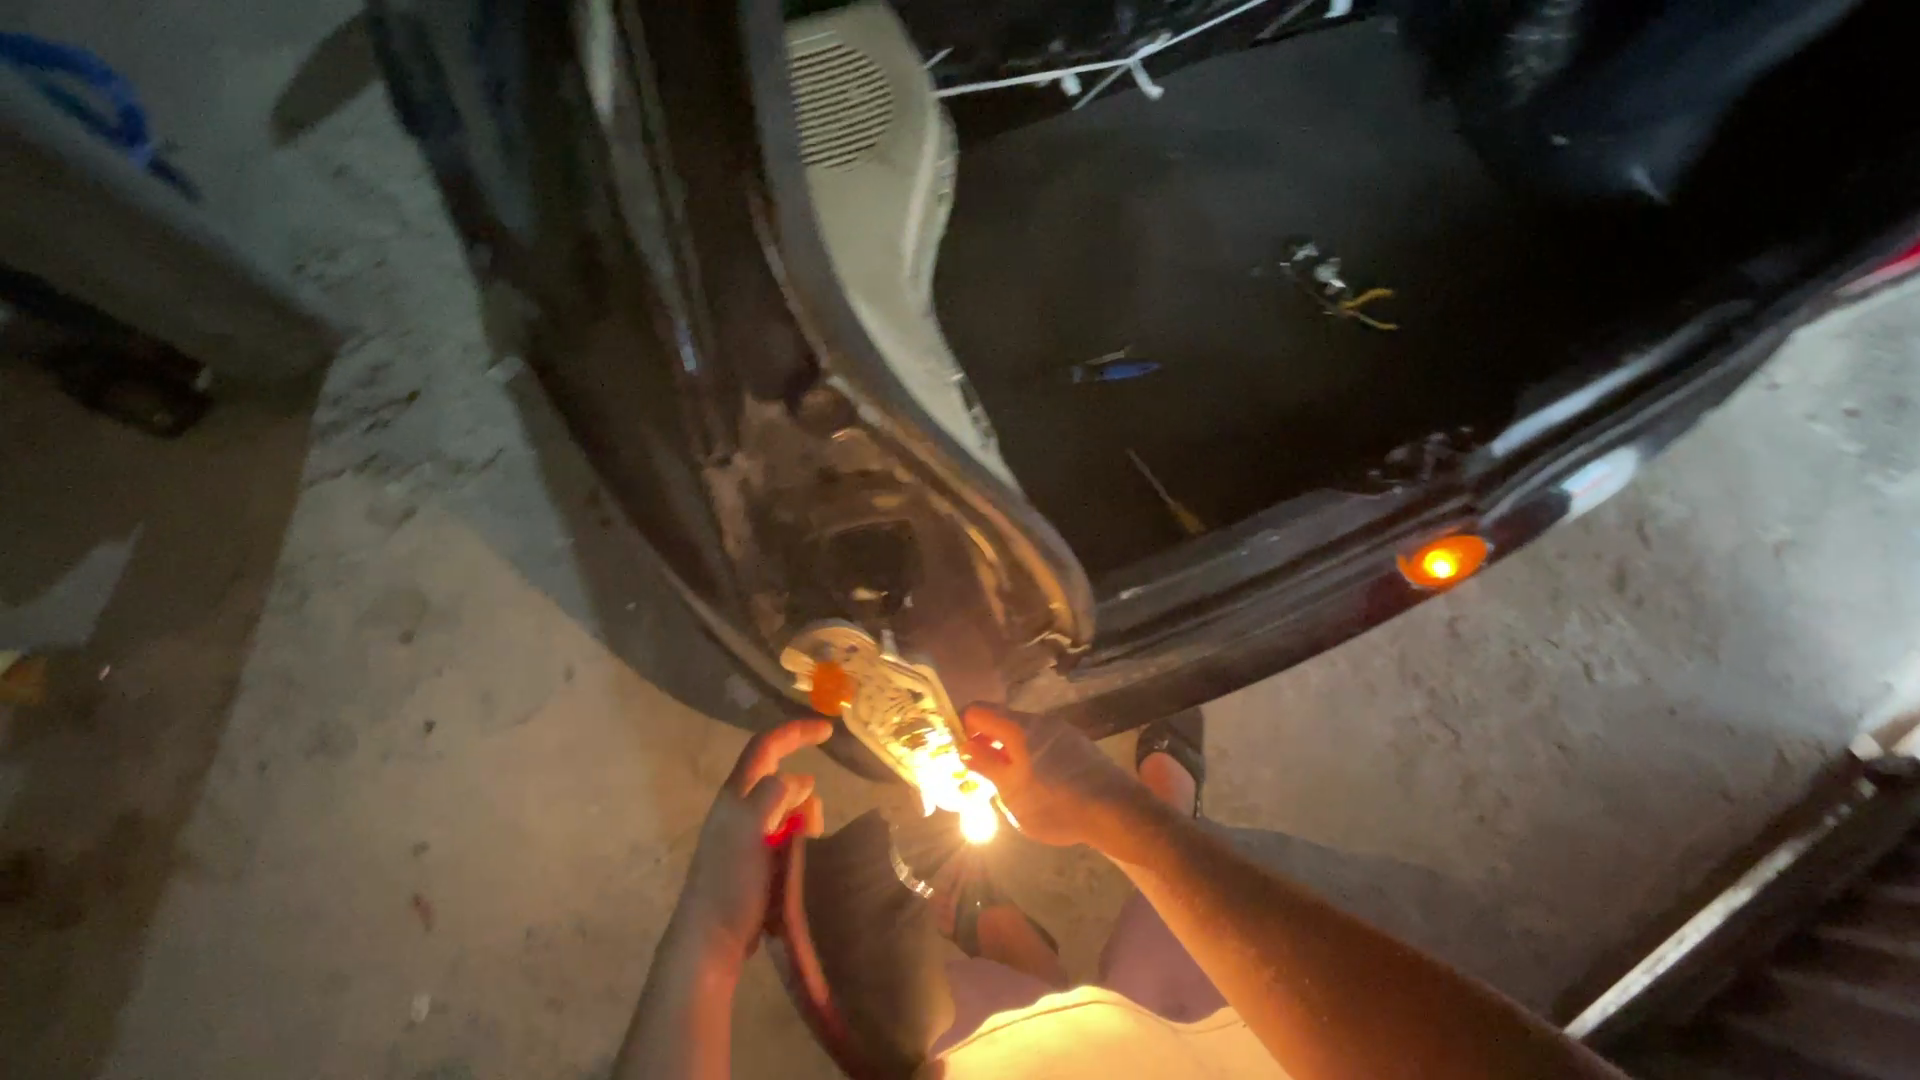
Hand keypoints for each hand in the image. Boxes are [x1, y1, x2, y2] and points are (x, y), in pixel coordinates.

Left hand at [670, 718, 831, 965]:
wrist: (711, 939)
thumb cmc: (729, 880)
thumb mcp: (750, 827)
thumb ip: (774, 793)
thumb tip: (801, 781)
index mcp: (736, 794)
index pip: (767, 746)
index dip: (796, 732)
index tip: (829, 731)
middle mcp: (741, 808)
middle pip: (784, 781)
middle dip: (805, 798)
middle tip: (809, 830)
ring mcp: (750, 835)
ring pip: (791, 811)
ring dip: (804, 824)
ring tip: (800, 854)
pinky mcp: (758, 860)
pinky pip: (790, 837)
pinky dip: (800, 843)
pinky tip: (799, 865)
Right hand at [958, 704, 1149, 851]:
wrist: (1117, 812)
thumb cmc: (1055, 804)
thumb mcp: (1011, 792)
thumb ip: (986, 766)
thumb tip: (964, 747)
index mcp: (1019, 727)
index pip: (978, 709)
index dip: (960, 725)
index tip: (953, 751)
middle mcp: (1040, 721)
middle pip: (1001, 720)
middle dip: (983, 741)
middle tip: (974, 771)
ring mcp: (1062, 732)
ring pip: (1023, 733)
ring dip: (1006, 751)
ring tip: (1001, 782)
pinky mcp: (1078, 747)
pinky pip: (1042, 743)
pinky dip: (1027, 756)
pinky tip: (1033, 784)